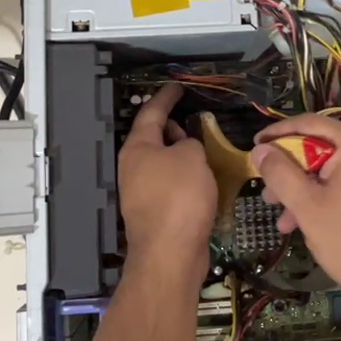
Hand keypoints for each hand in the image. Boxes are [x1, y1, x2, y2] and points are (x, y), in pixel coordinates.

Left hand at [117, 83, 216, 287]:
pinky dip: (186, 179)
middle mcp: (133, 168)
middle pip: (154, 139)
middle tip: (196, 124)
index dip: (166, 97)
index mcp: (137, 148)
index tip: (177, 87)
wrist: (170, 254)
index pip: (151, 112)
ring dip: (183, 156)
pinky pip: (171, 186)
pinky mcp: (154, 214)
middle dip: (174, 129)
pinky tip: (205, 183)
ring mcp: (141, 193)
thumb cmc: (179, 198)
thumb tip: (186, 149)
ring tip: (206, 153)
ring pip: (164, 164)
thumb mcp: (192, 157)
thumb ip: (190, 143)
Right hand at [250, 114, 340, 313]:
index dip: (278, 133)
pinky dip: (328, 197)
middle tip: (268, 194)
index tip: (255, 146)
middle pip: (322, 147)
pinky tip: (310, 225)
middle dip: (291, 171)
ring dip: (306, 189)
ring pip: (335, 170)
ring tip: (284, 221)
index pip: (309, 123)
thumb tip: (260, 149)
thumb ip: (281, 174)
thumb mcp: (307, 207)